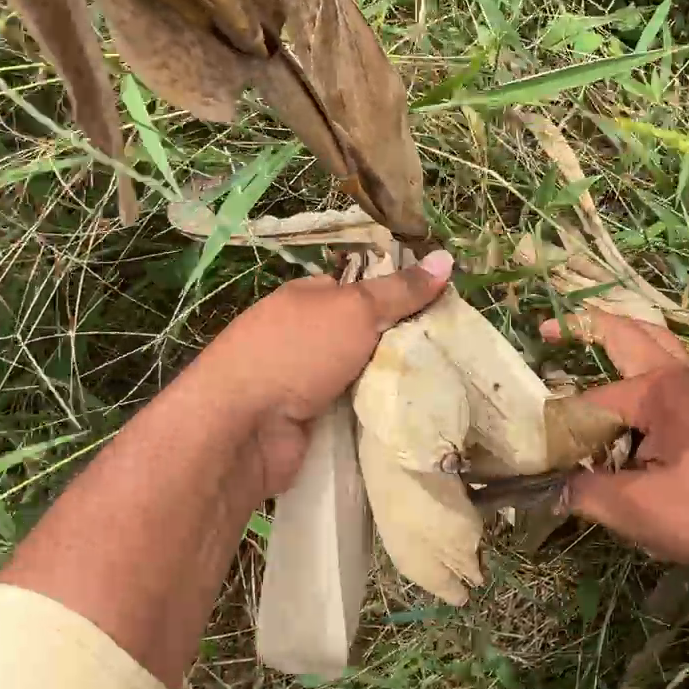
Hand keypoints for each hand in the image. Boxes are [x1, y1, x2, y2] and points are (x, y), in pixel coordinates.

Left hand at [182, 250, 453, 493]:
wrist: (239, 430)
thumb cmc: (294, 353)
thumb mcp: (356, 309)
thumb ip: (402, 290)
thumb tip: (446, 258)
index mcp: (307, 298)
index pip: (363, 288)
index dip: (401, 294)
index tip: (441, 307)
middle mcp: (303, 336)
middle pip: (368, 333)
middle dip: (402, 342)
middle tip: (448, 348)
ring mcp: (302, 381)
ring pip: (364, 374)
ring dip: (392, 380)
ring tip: (442, 381)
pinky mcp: (308, 422)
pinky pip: (355, 409)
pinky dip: (376, 411)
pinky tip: (411, 412)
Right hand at [543, 312, 688, 659]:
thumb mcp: (640, 510)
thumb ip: (588, 493)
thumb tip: (549, 488)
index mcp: (655, 391)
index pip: (591, 403)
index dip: (563, 429)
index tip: (541, 458)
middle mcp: (679, 376)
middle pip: (629, 335)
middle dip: (589, 326)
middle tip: (554, 328)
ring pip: (659, 342)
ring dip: (627, 333)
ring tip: (599, 335)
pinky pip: (678, 363)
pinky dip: (653, 355)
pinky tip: (647, 379)